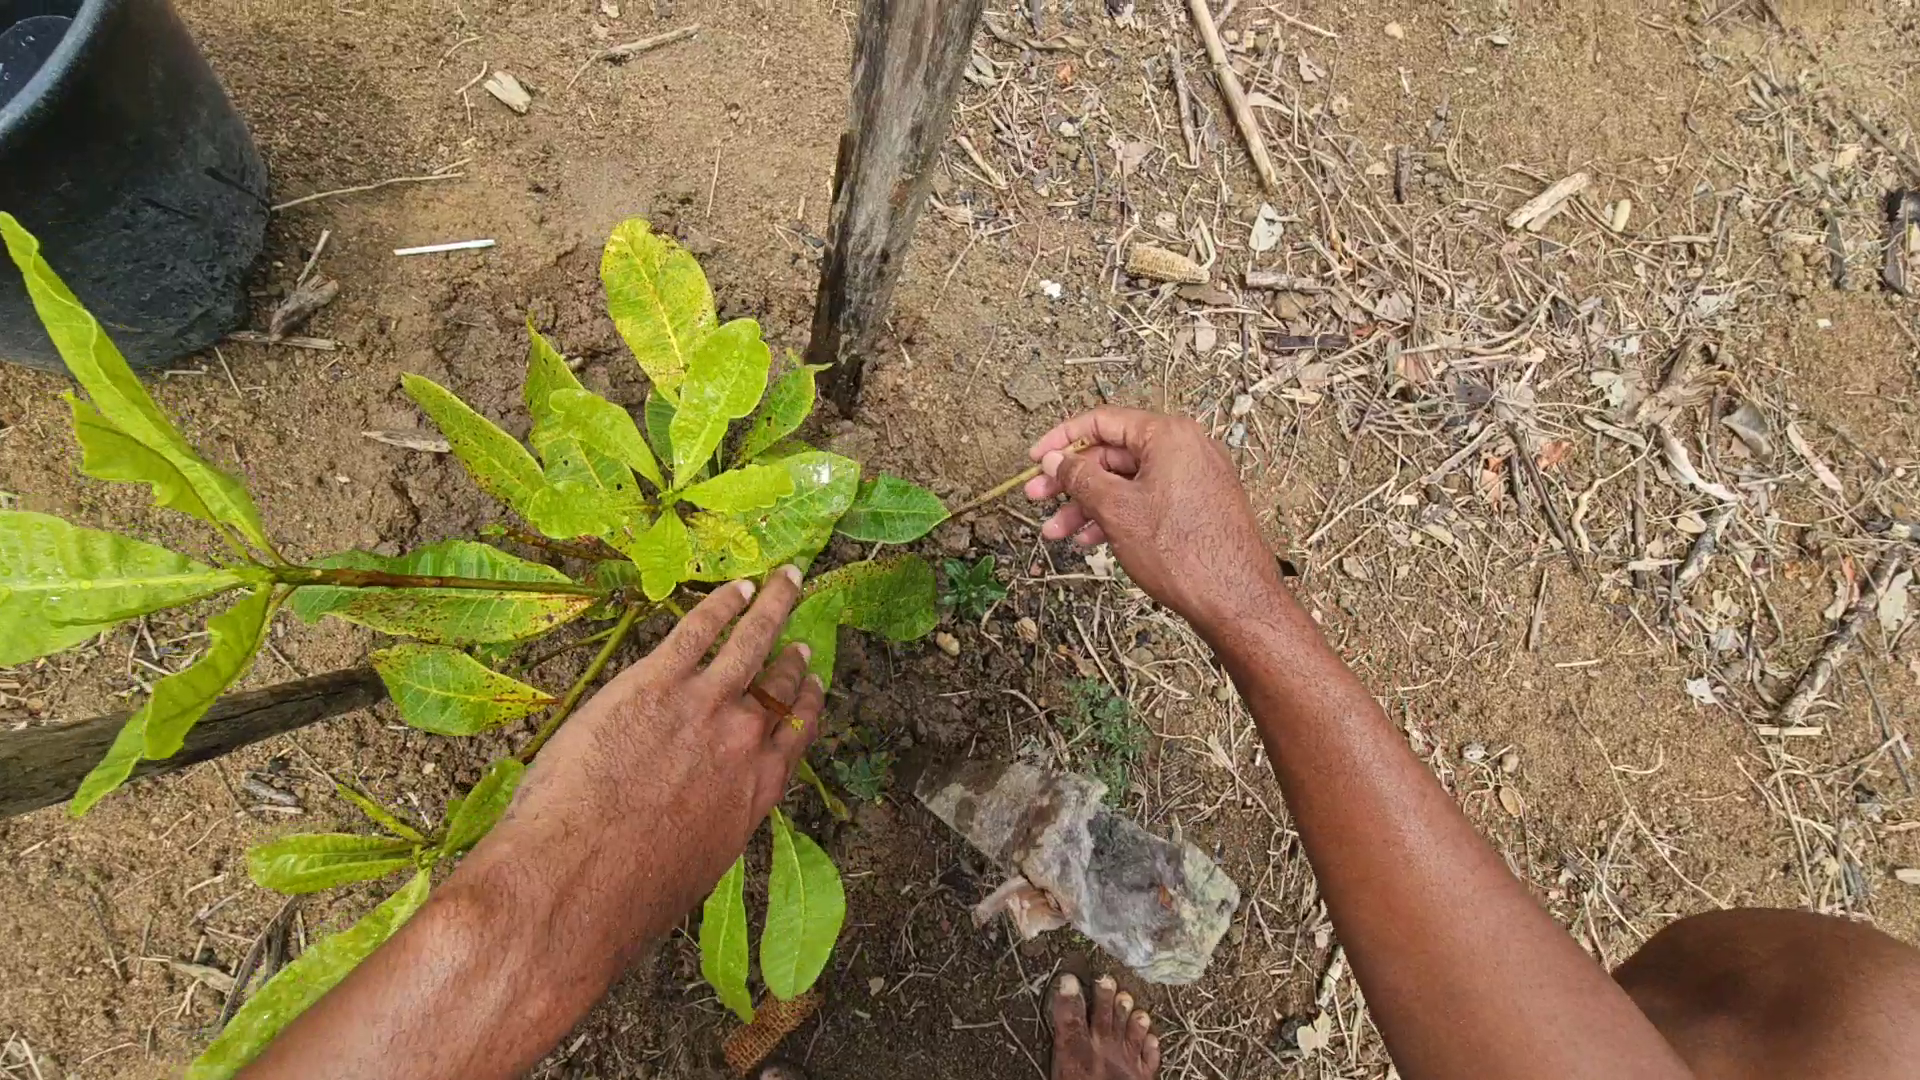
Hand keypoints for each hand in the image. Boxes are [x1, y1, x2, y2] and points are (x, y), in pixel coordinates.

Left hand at [470, 567, 824, 955]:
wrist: (571, 888)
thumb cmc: (625, 898)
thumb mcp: (695, 863)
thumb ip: (712, 820)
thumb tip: (701, 812)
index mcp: (757, 788)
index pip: (796, 730)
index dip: (808, 700)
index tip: (814, 680)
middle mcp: (745, 740)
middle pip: (781, 684)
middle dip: (795, 654)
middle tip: (803, 634)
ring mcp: (706, 704)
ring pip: (753, 641)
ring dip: (774, 606)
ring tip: (788, 582)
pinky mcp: (658, 681)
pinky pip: (700, 630)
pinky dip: (723, 605)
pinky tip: (736, 588)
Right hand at [1024, 408, 1283, 632]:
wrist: (1235, 599)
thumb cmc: (1183, 552)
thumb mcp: (1116, 509)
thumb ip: (1079, 477)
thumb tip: (1055, 460)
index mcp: (1168, 435)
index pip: (1101, 421)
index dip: (1061, 440)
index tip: (1036, 458)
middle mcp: (1185, 449)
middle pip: (1112, 455)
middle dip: (1071, 481)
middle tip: (1039, 498)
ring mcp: (1193, 478)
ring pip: (1126, 483)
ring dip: (1088, 505)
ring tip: (1058, 532)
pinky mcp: (1197, 505)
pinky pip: (1146, 500)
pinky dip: (1117, 515)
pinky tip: (1093, 539)